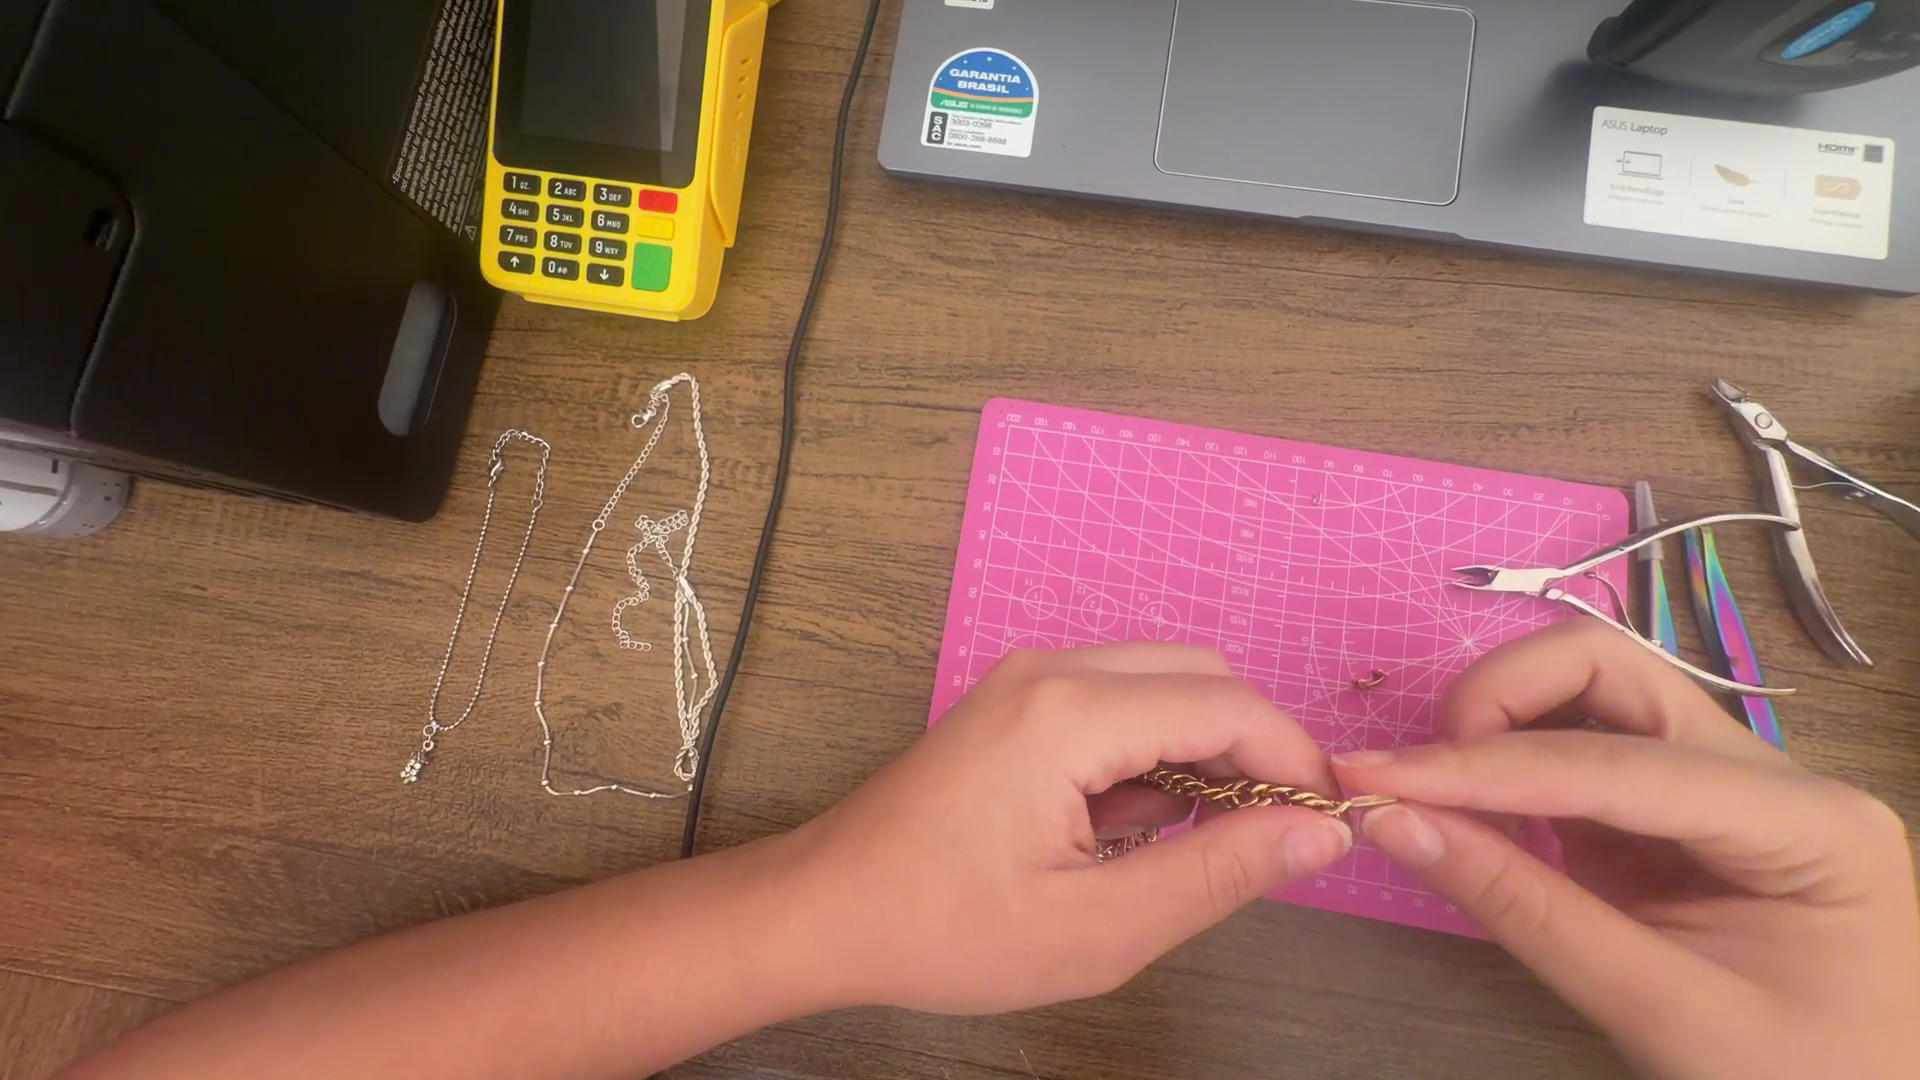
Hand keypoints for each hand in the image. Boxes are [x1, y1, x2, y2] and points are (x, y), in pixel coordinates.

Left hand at [787, 643, 1352, 1013]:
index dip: (1291, 759)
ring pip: (1157, 679)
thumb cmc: (948, 927)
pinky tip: (1133, 818)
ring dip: (1199, 744)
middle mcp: (1049, 668)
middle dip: (1251, 743)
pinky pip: (1112, 699)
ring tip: (1195, 837)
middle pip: (1195, 673)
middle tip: (1266, 833)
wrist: (831, 904)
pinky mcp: (1015, 697)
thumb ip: (1215, 871)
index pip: (1225, 702)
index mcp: (1069, 712)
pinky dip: (1149, 746)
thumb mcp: (1097, 927)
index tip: (1324, 824)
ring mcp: (1026, 675)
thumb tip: (1313, 832)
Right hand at [1332, 620, 1919, 1079]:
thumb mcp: (1662, 1015)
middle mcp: (1761, 765)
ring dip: (1492, 714)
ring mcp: (1710, 768)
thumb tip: (1386, 821)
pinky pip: (1562, 729)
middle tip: (1428, 774)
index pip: (1606, 763)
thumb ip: (1518, 907)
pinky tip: (1477, 805)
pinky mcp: (1657, 788)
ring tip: (1448, 792)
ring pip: (1576, 677)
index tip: (1364, 778)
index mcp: (1803, 823)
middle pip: (1598, 663)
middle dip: (1492, 698)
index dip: (1474, 768)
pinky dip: (1499, 749)